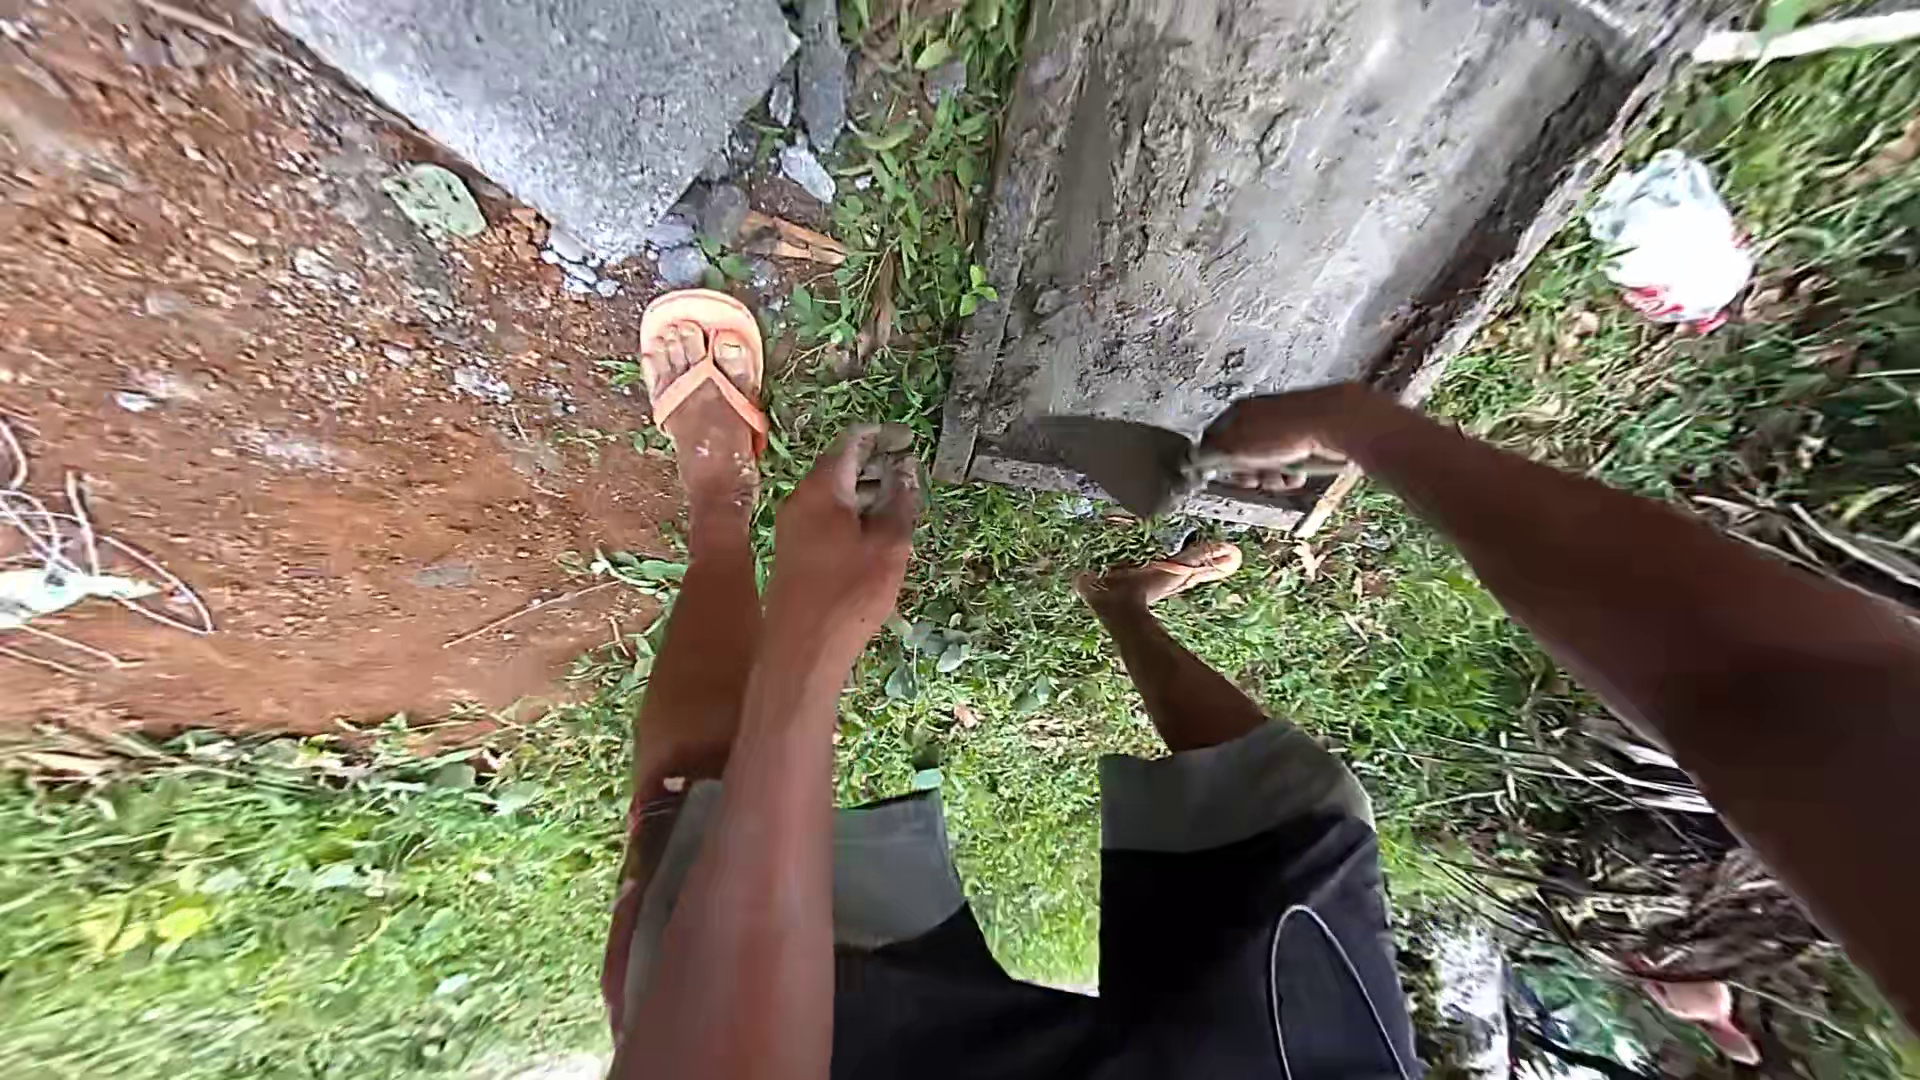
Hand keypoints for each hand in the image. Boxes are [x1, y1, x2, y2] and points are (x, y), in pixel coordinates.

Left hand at [764, 425, 920, 657]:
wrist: (803, 647)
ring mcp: (792, 525)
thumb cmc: (851, 591)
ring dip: (865, 492)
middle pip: (840, 466)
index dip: (883, 436)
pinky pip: (825, 517)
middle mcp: (800, 499)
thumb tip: (906, 468)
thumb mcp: (889, 544)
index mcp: (822, 488)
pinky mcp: (793, 549)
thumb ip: (900, 501)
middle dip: (876, 464)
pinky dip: (851, 514)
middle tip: (910, 474)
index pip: (852, 442)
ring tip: (899, 503)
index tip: (909, 441)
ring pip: (833, 494)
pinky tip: (874, 532)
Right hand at [1196, 383, 1401, 485]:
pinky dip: (1290, 473)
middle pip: (1240, 456)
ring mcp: (1282, 428)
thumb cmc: (1283, 431)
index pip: (1214, 440)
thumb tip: (1188, 460)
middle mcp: (1258, 417)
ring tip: (1281, 476)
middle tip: (1255, 477)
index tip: (1222, 475)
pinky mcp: (1304, 439)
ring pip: (1265, 464)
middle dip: (1247, 473)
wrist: (1335, 423)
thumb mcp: (1234, 446)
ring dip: (1270, 477)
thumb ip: (1208, 454)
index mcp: (1237, 412)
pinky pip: (1288, 464)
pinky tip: (1296, 473)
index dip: (1217, 462)